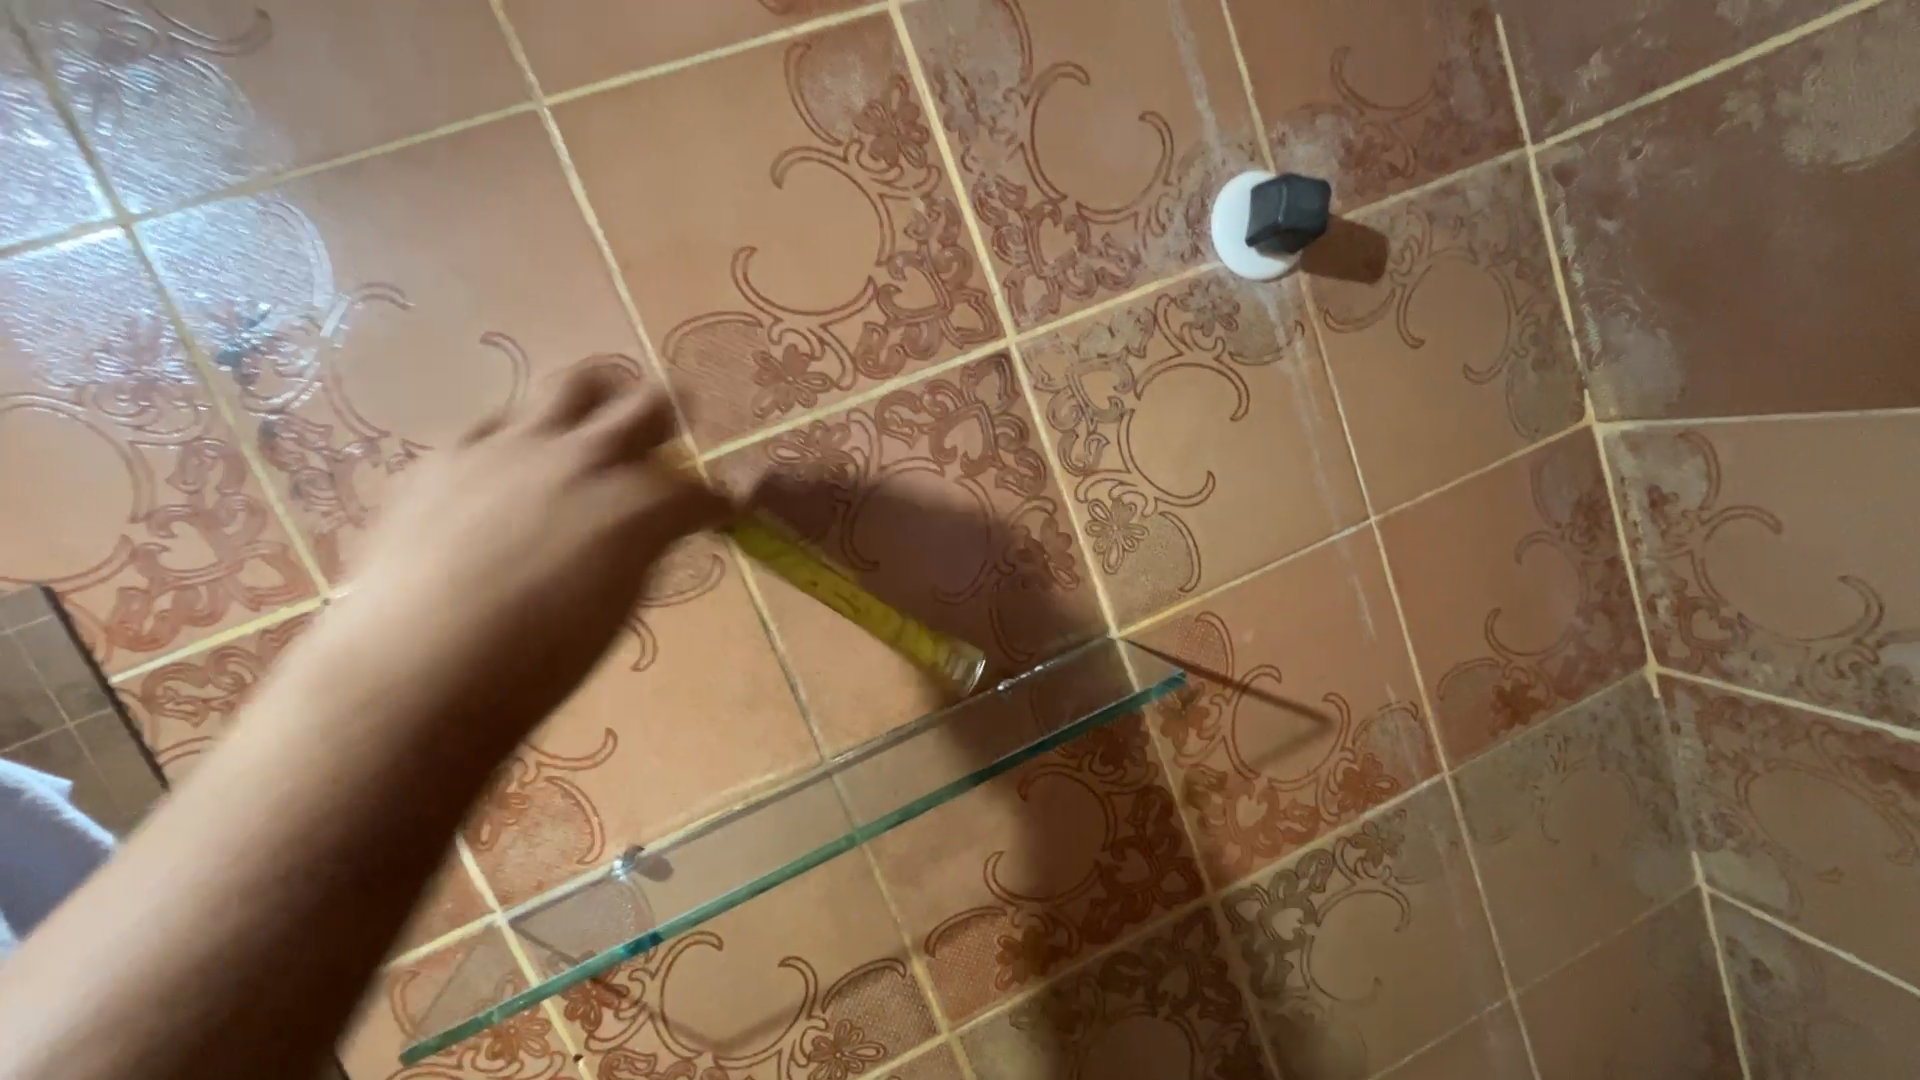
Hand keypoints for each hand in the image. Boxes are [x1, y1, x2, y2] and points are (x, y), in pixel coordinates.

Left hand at [304, 364, 730, 750]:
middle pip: (651, 405)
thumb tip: (646, 532)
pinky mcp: (452, 454)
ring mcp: (514, 447)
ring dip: (601, 399)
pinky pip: (498, 422)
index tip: (719, 512)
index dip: (715, 504)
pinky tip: (513, 469)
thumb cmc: (536, 662)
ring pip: (576, 384)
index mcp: (638, 507)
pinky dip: (521, 439)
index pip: (698, 492)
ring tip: (598, 419)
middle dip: (673, 419)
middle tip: (672, 437)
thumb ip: (639, 551)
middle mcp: (586, 459)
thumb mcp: (618, 607)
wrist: (418, 668)